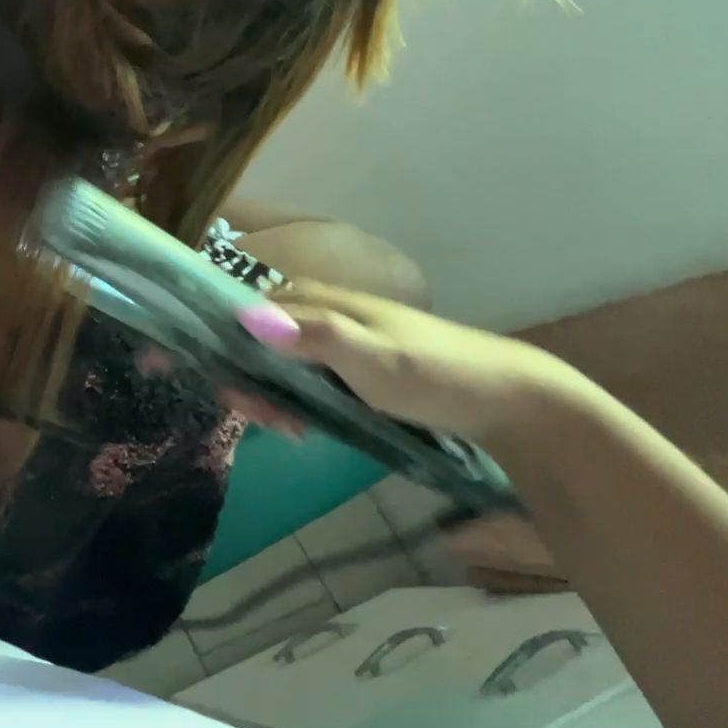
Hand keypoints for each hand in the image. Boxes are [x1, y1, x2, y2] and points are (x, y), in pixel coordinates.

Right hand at [236, 281, 583, 443]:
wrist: (512, 402)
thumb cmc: (436, 373)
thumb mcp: (372, 357)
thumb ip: (313, 336)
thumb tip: (247, 317)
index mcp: (311, 298)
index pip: (237, 310)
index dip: (216, 344)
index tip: (215, 384)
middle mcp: (312, 310)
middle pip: (249, 339)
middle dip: (244, 380)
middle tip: (264, 419)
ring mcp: (329, 338)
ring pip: (269, 361)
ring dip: (266, 396)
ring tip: (287, 429)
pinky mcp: (345, 364)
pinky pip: (295, 377)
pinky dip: (289, 401)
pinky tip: (302, 426)